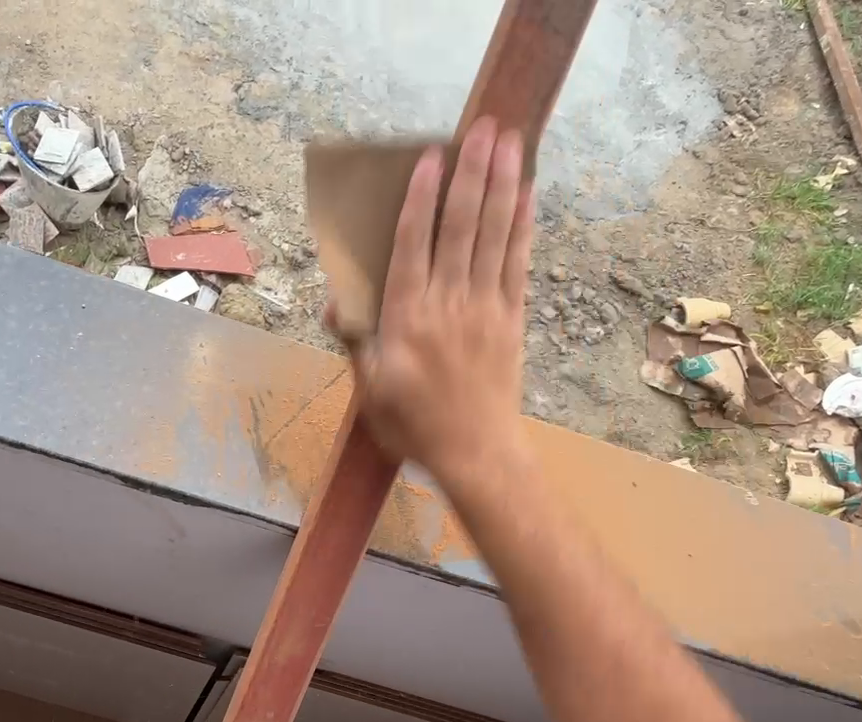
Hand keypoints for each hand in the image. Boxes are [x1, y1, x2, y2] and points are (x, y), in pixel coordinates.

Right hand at [331, 118, 535, 489]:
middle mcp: (448, 303)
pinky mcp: (511, 320)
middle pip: (461, 226)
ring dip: (502, 186)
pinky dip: (523, 227)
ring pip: (493, 236)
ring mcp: (485, 309)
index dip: (421, 197)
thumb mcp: (369, 390)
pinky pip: (518, 264)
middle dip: (471, 173)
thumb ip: (354, 340)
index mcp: (407, 318)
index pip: (414, 244)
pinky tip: (527, 196)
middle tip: (481, 128)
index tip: (430, 157)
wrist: (475, 454)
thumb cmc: (414, 426)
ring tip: (509, 142)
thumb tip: (333, 301)